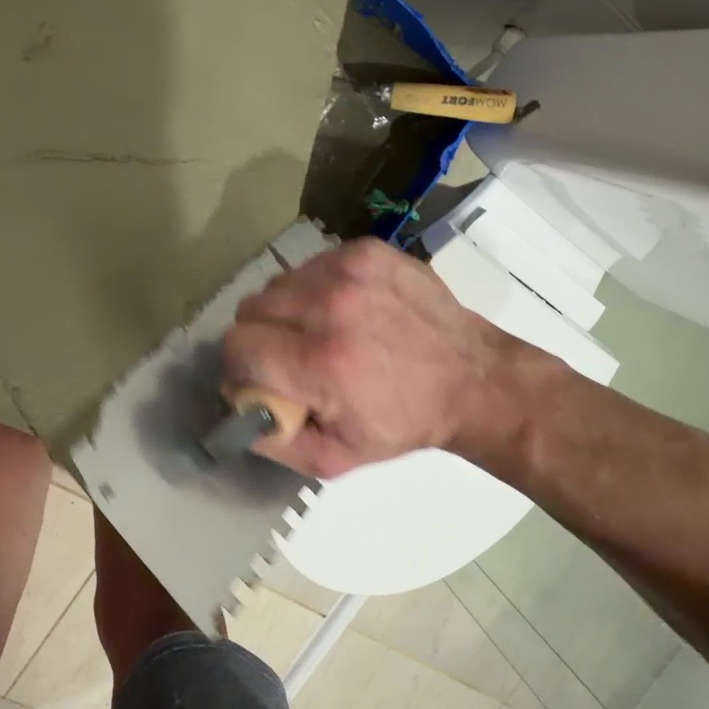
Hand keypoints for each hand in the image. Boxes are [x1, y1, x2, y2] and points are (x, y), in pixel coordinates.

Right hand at [221, 238, 522, 478]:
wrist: (472, 379)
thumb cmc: (403, 422)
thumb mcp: (335, 458)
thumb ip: (275, 442)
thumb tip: (237, 412)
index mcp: (321, 362)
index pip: (236, 346)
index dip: (239, 368)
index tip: (258, 380)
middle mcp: (330, 307)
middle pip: (250, 309)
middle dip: (260, 337)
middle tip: (289, 357)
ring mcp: (349, 271)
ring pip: (277, 284)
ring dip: (287, 310)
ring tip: (319, 332)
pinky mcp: (366, 250)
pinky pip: (310, 264)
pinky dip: (315, 287)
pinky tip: (345, 309)